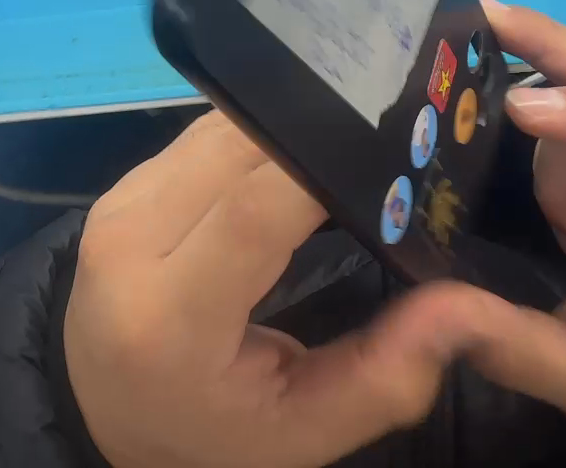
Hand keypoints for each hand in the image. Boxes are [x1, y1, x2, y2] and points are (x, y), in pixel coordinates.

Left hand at [65, 112, 514, 467]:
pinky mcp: (120, 184)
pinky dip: (251, 137)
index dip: (322, 169)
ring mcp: (118, 203)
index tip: (387, 159)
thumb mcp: (303, 430)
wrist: (99, 406)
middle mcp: (132, 242)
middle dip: (312, 141)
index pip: (253, 211)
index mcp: (170, 317)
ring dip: (283, 132)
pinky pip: (198, 138)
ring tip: (338, 150)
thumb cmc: (207, 431)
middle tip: (376, 149)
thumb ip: (387, 373)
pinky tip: (286, 156)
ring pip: (218, 132)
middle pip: (236, 154)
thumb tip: (466, 302)